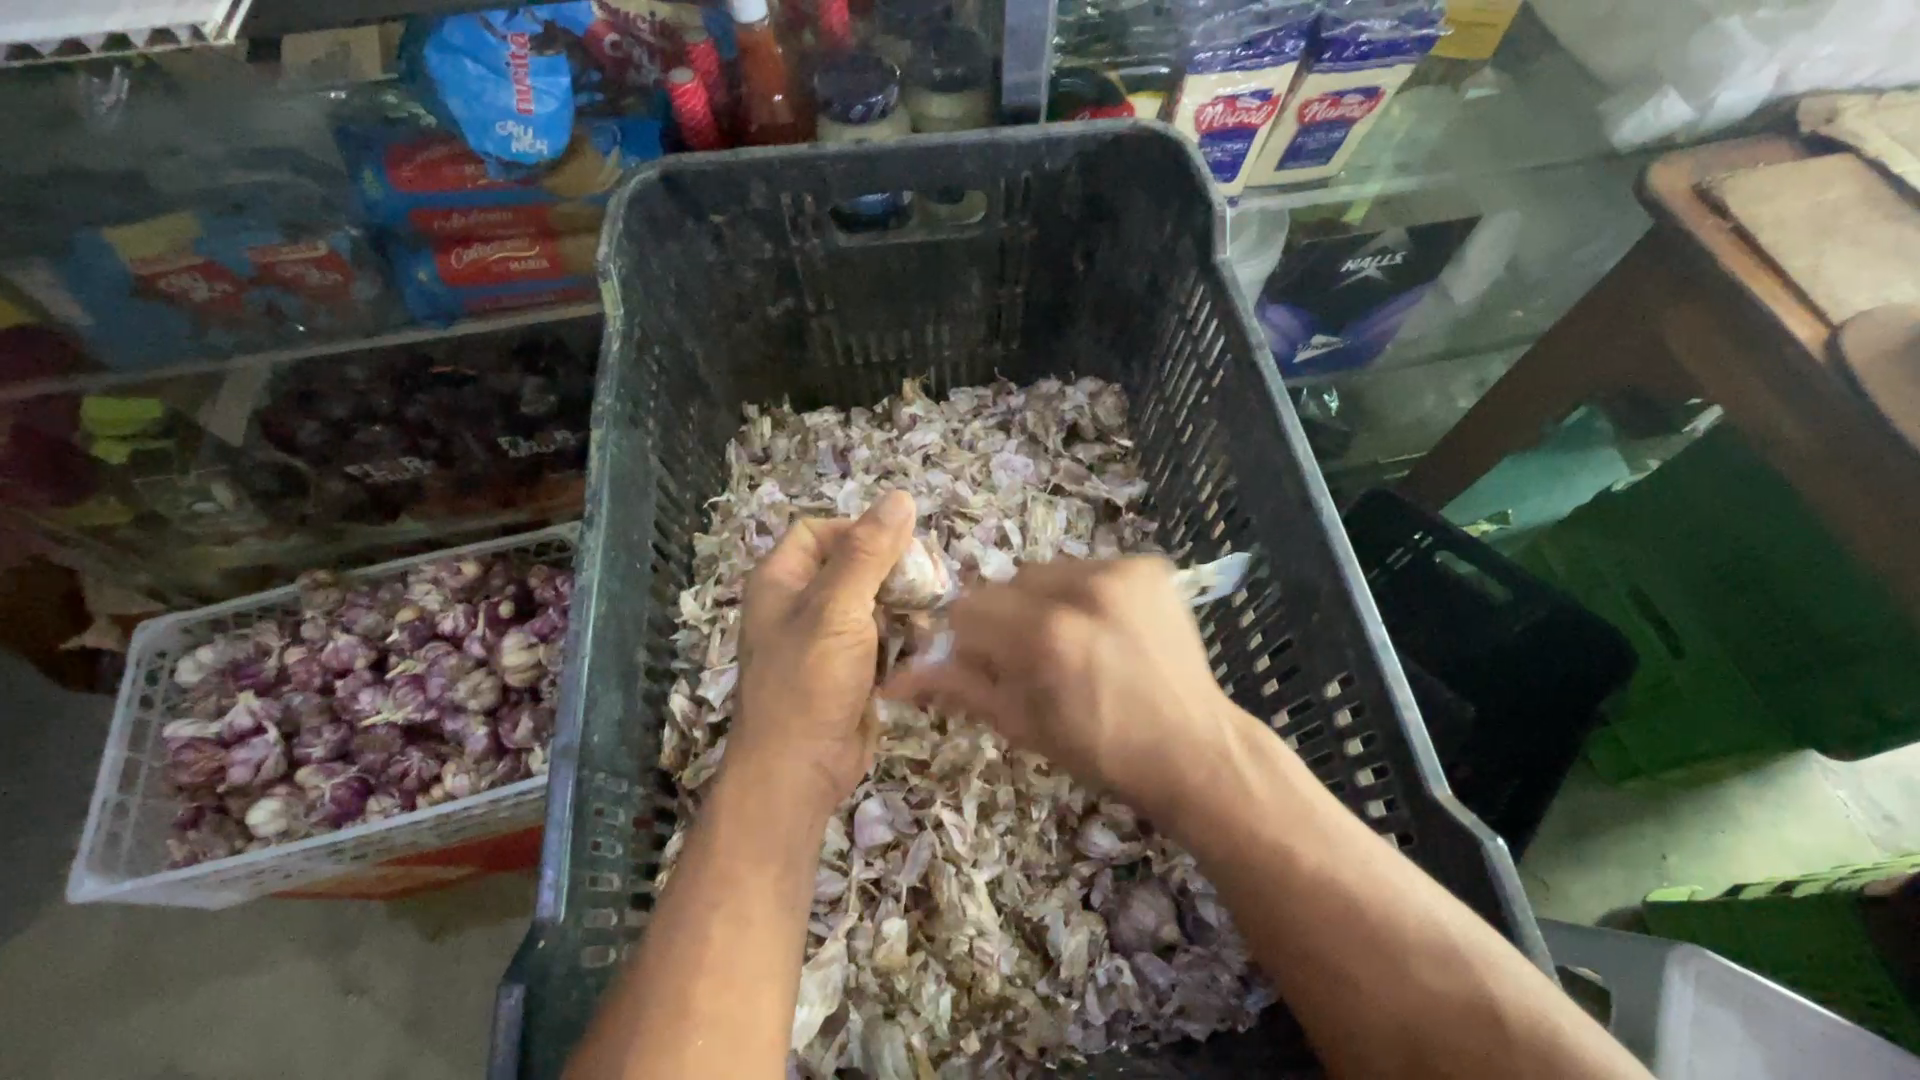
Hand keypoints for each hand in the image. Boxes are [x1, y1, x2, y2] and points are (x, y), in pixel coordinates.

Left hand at [728, 490, 916, 817]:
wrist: (799, 770)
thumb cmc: (809, 681)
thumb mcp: (838, 608)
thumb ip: (869, 552)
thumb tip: (901, 498)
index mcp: (781, 580)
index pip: (821, 531)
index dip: (861, 532)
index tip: (901, 547)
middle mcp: (800, 604)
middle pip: (854, 565)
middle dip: (893, 573)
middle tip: (928, 584)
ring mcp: (825, 639)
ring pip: (874, 603)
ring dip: (903, 608)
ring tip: (929, 617)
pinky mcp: (849, 670)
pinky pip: (881, 638)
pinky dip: (902, 639)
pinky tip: (920, 647)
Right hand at [882, 557, 1250, 820]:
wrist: (1192, 749)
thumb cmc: (1100, 750)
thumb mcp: (1022, 726)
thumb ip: (960, 689)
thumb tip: (895, 679)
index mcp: (1044, 638)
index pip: (967, 610)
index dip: (971, 642)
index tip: (993, 667)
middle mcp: (1081, 591)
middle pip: (1004, 585)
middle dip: (1006, 620)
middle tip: (1035, 659)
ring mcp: (1120, 573)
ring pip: (1044, 572)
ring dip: (1043, 601)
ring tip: (1073, 641)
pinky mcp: (1148, 566)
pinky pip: (1089, 566)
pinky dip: (1084, 593)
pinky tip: (1105, 628)